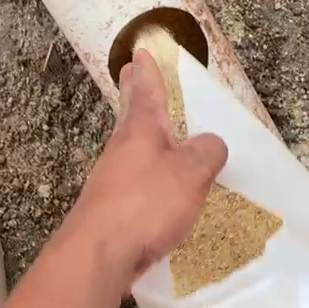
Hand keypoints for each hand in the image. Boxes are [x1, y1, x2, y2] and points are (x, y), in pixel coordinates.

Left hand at [61, 51, 226, 279]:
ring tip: (152, 135)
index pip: (146, 93)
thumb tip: (210, 145)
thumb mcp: (190, 172)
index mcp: (140, 132)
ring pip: (129, 152)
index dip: (147, 73)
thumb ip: (206, 153)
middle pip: (129, 118)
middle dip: (133, 96)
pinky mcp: (109, 213)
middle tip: (129, 75)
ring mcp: (110, 183)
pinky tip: (152, 191)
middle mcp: (120, 152)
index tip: (139, 52)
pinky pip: (132, 186)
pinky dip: (142, 178)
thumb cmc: (146, 204)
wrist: (98, 255)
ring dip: (139, 139)